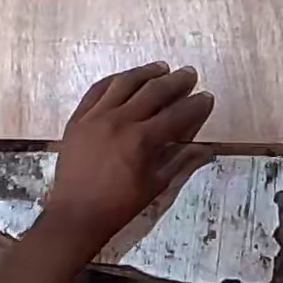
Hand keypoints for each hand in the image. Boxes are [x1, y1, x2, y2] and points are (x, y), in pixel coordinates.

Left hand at [43, 62, 215, 248]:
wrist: (75, 215)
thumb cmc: (119, 205)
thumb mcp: (156, 185)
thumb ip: (181, 161)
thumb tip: (206, 148)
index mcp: (142, 140)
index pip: (177, 114)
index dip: (195, 104)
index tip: (207, 96)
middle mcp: (120, 121)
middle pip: (154, 91)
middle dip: (176, 81)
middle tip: (189, 74)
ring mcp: (96, 116)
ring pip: (125, 83)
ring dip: (146, 72)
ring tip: (161, 67)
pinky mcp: (78, 118)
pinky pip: (97, 90)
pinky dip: (115, 80)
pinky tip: (126, 77)